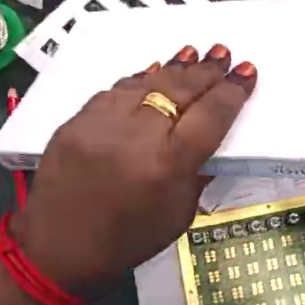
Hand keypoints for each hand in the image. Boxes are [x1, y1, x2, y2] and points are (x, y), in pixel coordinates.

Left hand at [0, 44, 256, 304]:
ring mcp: (101, 126)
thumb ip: (197, 174)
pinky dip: (136, 81)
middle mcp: (135, 138)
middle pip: (180, 90)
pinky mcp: (75, 122)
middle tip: (223, 55)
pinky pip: (113, 91)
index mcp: (168, 167)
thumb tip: (211, 139)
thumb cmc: (126, 242)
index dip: (232, 91)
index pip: (211, 116)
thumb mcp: (178, 216)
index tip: (245, 74)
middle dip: (206, 71)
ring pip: (145, 83)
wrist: (58, 250)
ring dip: (173, 68)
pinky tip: (152, 74)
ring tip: (193, 55)